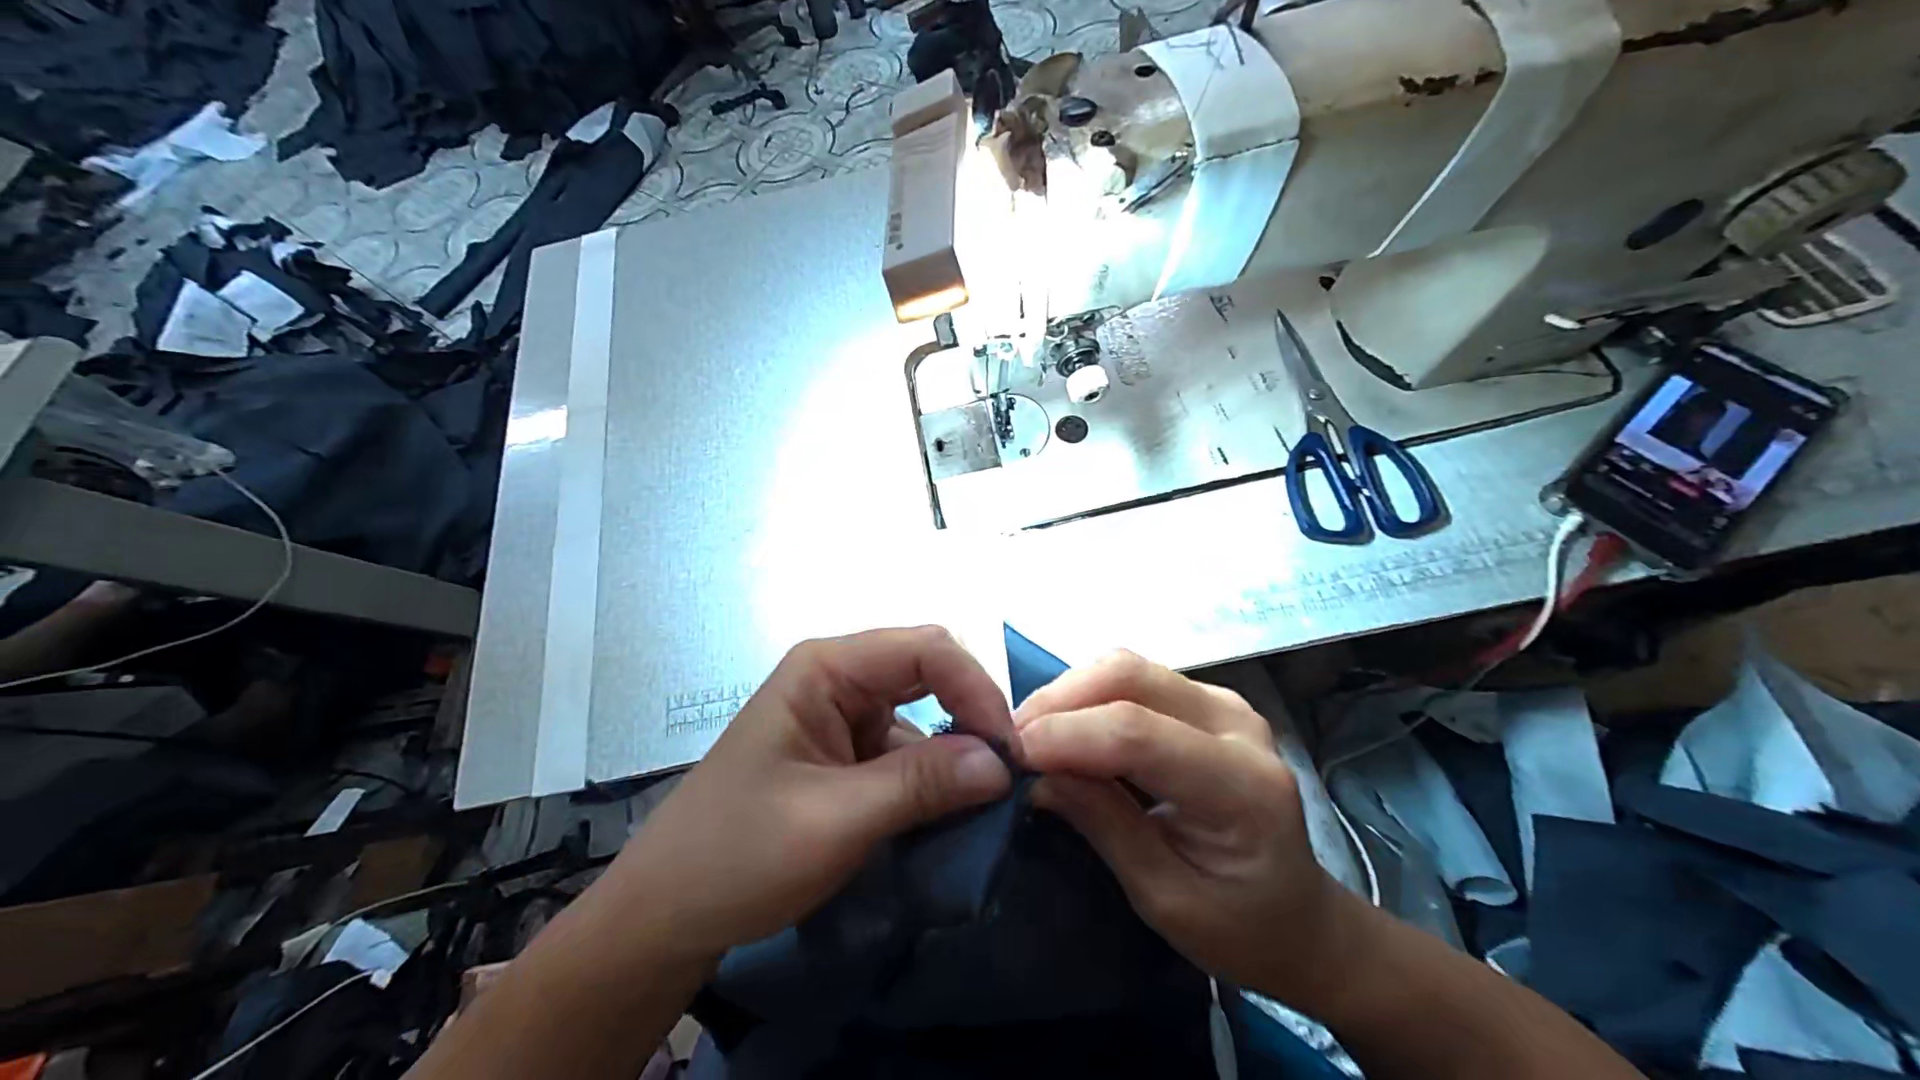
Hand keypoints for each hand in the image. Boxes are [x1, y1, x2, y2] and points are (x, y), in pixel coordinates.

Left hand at [595, 626, 1014, 964]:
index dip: (975, 690)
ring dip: (957, 751)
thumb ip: (921, 784)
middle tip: (1006, 771)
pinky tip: (950, 812)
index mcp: (826, 668)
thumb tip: (1002, 764)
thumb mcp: (835, 820)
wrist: (667, 913)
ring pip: (924, 713)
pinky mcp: (845, 754)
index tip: (1007, 754)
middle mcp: (837, 679)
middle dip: (971, 714)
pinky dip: (935, 776)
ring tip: (986, 800)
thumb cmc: (737, 855)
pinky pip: (907, 750)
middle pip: (929, 672)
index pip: (925, 649)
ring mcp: (841, 716)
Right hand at [1015, 651, 1363, 1007]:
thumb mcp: (1165, 899)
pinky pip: (1134, 678)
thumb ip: (1104, 827)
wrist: (1303, 920)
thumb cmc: (1241, 929)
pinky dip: (1088, 697)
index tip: (1011, 760)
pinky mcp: (1205, 701)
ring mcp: (1224, 703)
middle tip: (1012, 744)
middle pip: (1128, 676)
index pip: (1137, 733)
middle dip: (1057, 701)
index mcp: (1242, 785)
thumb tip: (1038, 777)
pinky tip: (1066, 730)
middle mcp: (1237, 724)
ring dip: (1068, 694)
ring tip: (1032, 738)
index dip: (1064, 737)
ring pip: (1126, 667)